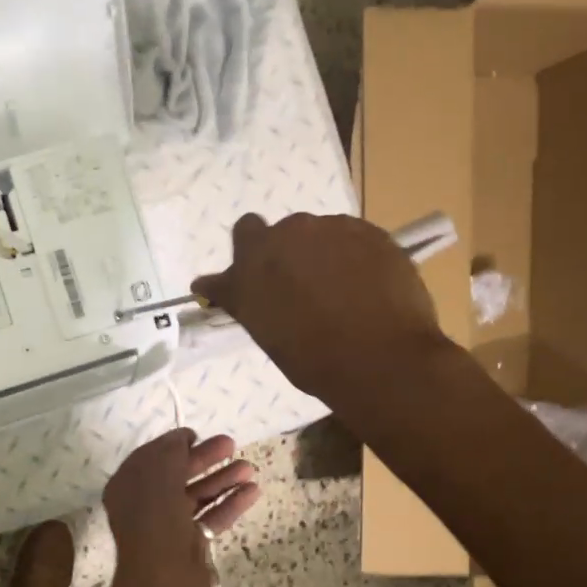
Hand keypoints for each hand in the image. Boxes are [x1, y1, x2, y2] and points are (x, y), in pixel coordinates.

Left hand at [102, 429, 260, 586]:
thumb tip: (182, 437)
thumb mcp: (160, 473)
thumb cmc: (156, 517)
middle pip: (177, 474)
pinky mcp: (189, 543)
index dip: (174, 443)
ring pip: (197, 495)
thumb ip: (171, 450)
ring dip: (223, 480)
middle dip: (204, 458)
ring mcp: (168, 524)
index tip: (198, 434)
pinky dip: (229, 503)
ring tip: (250, 468)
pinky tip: (253, 491)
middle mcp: (145, 503)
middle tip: (231, 444)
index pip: (151, 457)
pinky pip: (210, 517)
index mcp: (128, 485)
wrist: (163, 577)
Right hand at [191, 213, 449, 408]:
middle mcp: (289, 233)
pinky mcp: (372, 233)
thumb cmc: (310, 356)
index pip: (245, 232)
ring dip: (326, 253)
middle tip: (305, 289)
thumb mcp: (261, 328)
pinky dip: (356, 256)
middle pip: (287, 232)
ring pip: (323, 233)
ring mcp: (333, 228)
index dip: (255, 250)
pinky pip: (355, 238)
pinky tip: (367, 286)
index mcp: (254, 258)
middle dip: (293, 253)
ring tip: (343, 291)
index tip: (264, 275)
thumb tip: (206, 283)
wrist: (380, 358)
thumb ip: (239, 297)